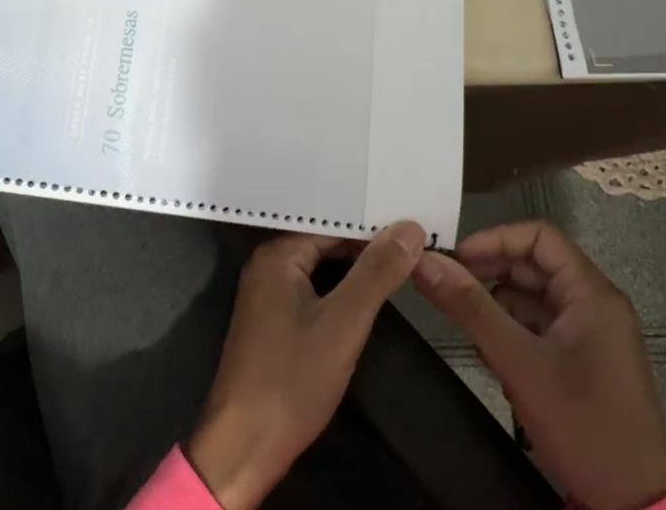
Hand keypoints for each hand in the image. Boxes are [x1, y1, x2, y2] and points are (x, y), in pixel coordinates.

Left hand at [186, 222, 426, 509]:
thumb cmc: (291, 379)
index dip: (374, 224)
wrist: (246, 443)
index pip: (332, 223)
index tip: (416, 221)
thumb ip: (376, 273)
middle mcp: (267, 266)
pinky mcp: (275, 322)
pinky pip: (315, 290)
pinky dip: (343, 289)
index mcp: (276, 255)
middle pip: (325, 242)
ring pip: (321, 268)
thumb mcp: (343, 323)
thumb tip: (409, 227)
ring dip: (358, 267)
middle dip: (368, 244)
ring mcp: (269, 295)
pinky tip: (372, 293)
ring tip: (407, 257)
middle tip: (419, 236)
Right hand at [412, 221, 665, 509]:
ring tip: (461, 324)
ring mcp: (589, 334)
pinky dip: (509, 330)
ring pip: (531, 297)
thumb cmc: (583, 423)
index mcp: (592, 294)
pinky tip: (487, 353)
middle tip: (444, 285)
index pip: (539, 236)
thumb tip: (423, 262)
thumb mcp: (518, 362)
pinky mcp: (580, 360)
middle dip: (487, 271)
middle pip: (532, 265)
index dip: (493, 239)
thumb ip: (469, 308)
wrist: (632, 501)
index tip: (453, 258)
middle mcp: (594, 304)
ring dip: (494, 303)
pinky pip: (537, 326)